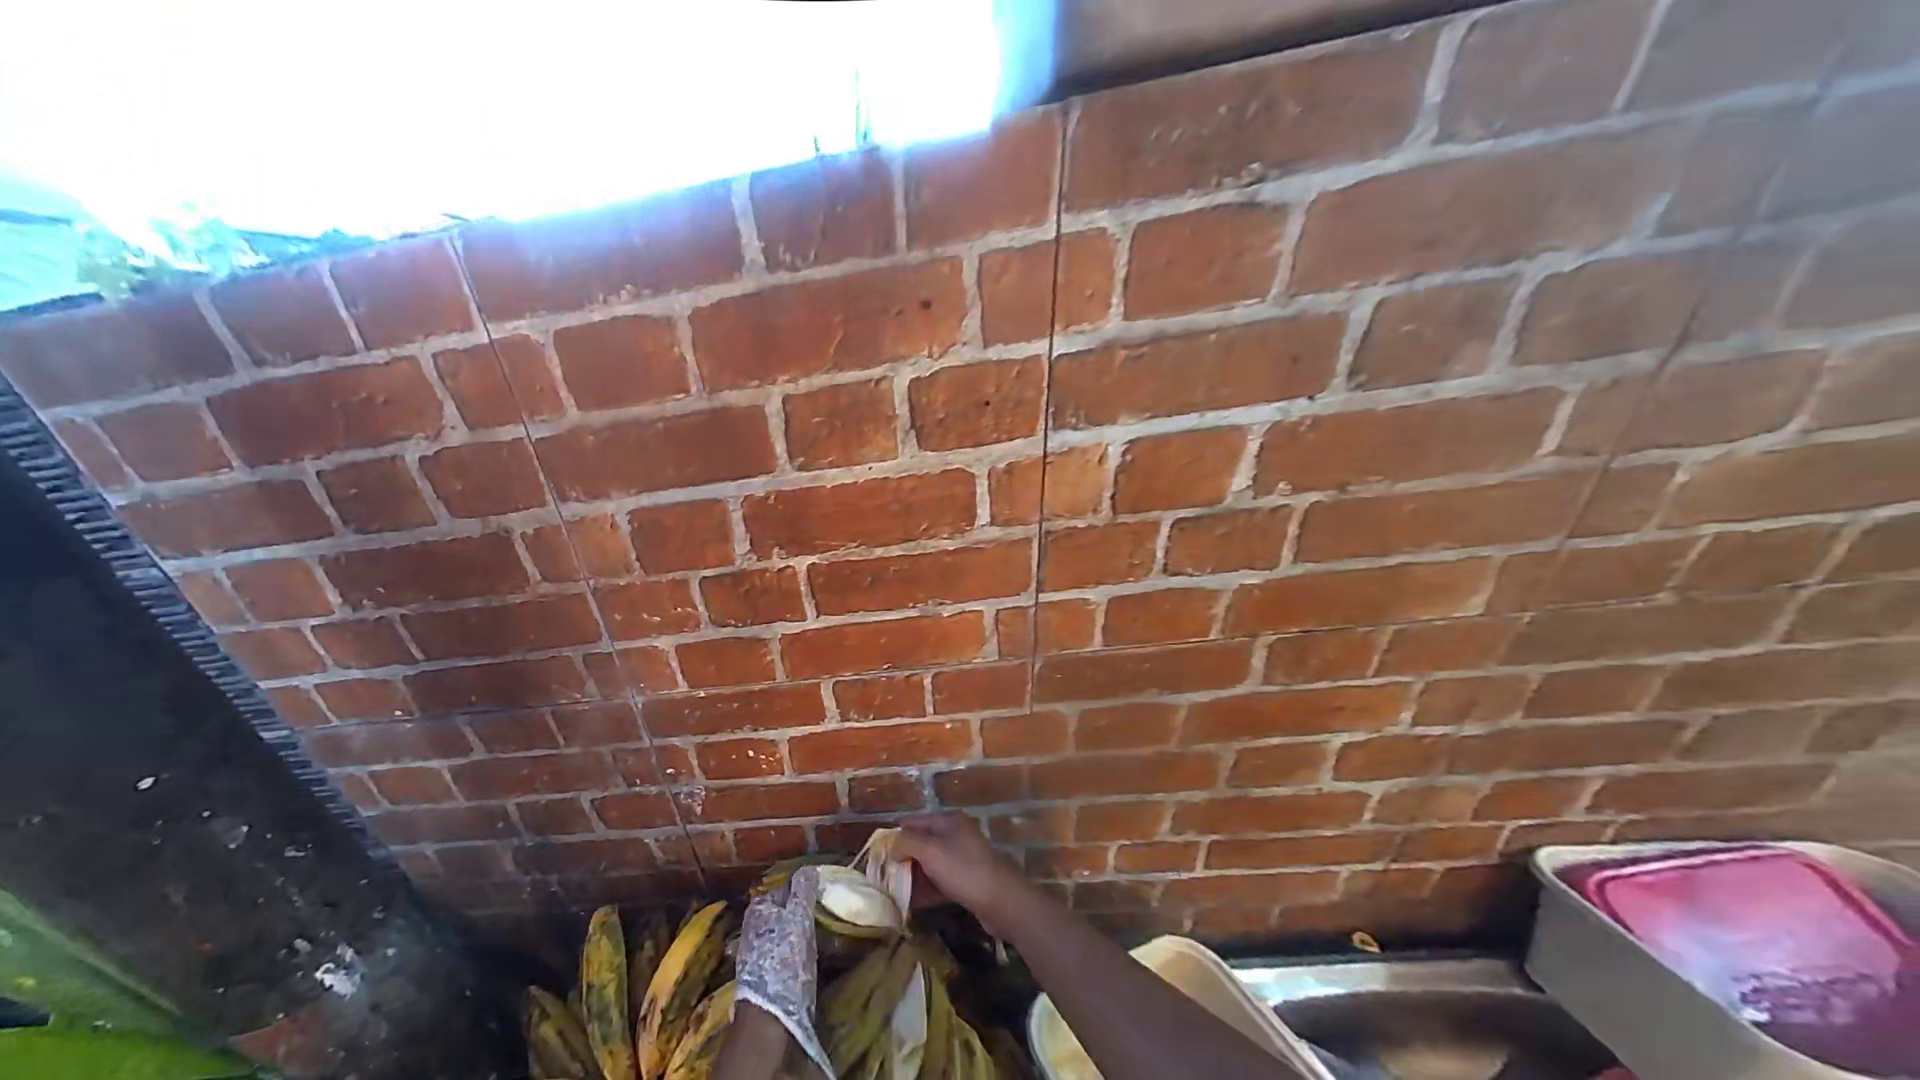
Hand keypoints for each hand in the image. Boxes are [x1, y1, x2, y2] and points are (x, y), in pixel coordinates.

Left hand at [733, 867, 832, 1077]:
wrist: (771, 1014)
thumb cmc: (784, 959)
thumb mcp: (797, 917)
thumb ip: (802, 891)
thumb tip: (808, 868)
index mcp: (759, 909)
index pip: (786, 887)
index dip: (804, 888)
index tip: (823, 892)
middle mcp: (754, 927)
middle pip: (785, 909)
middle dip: (803, 909)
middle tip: (827, 910)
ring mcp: (758, 951)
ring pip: (786, 930)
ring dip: (803, 929)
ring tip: (824, 931)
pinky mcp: (767, 971)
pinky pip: (786, 949)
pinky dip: (799, 948)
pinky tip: (813, 953)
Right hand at [892, 814, 1033, 934]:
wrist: (1001, 900)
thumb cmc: (964, 870)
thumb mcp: (931, 851)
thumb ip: (907, 842)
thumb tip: (890, 842)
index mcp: (947, 821)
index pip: (913, 822)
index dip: (893, 835)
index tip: (874, 852)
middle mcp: (954, 835)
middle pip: (920, 843)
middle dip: (901, 858)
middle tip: (880, 876)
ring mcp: (961, 859)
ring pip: (928, 864)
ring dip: (911, 876)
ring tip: (891, 891)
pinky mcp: (965, 881)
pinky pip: (938, 881)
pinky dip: (925, 889)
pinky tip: (910, 902)